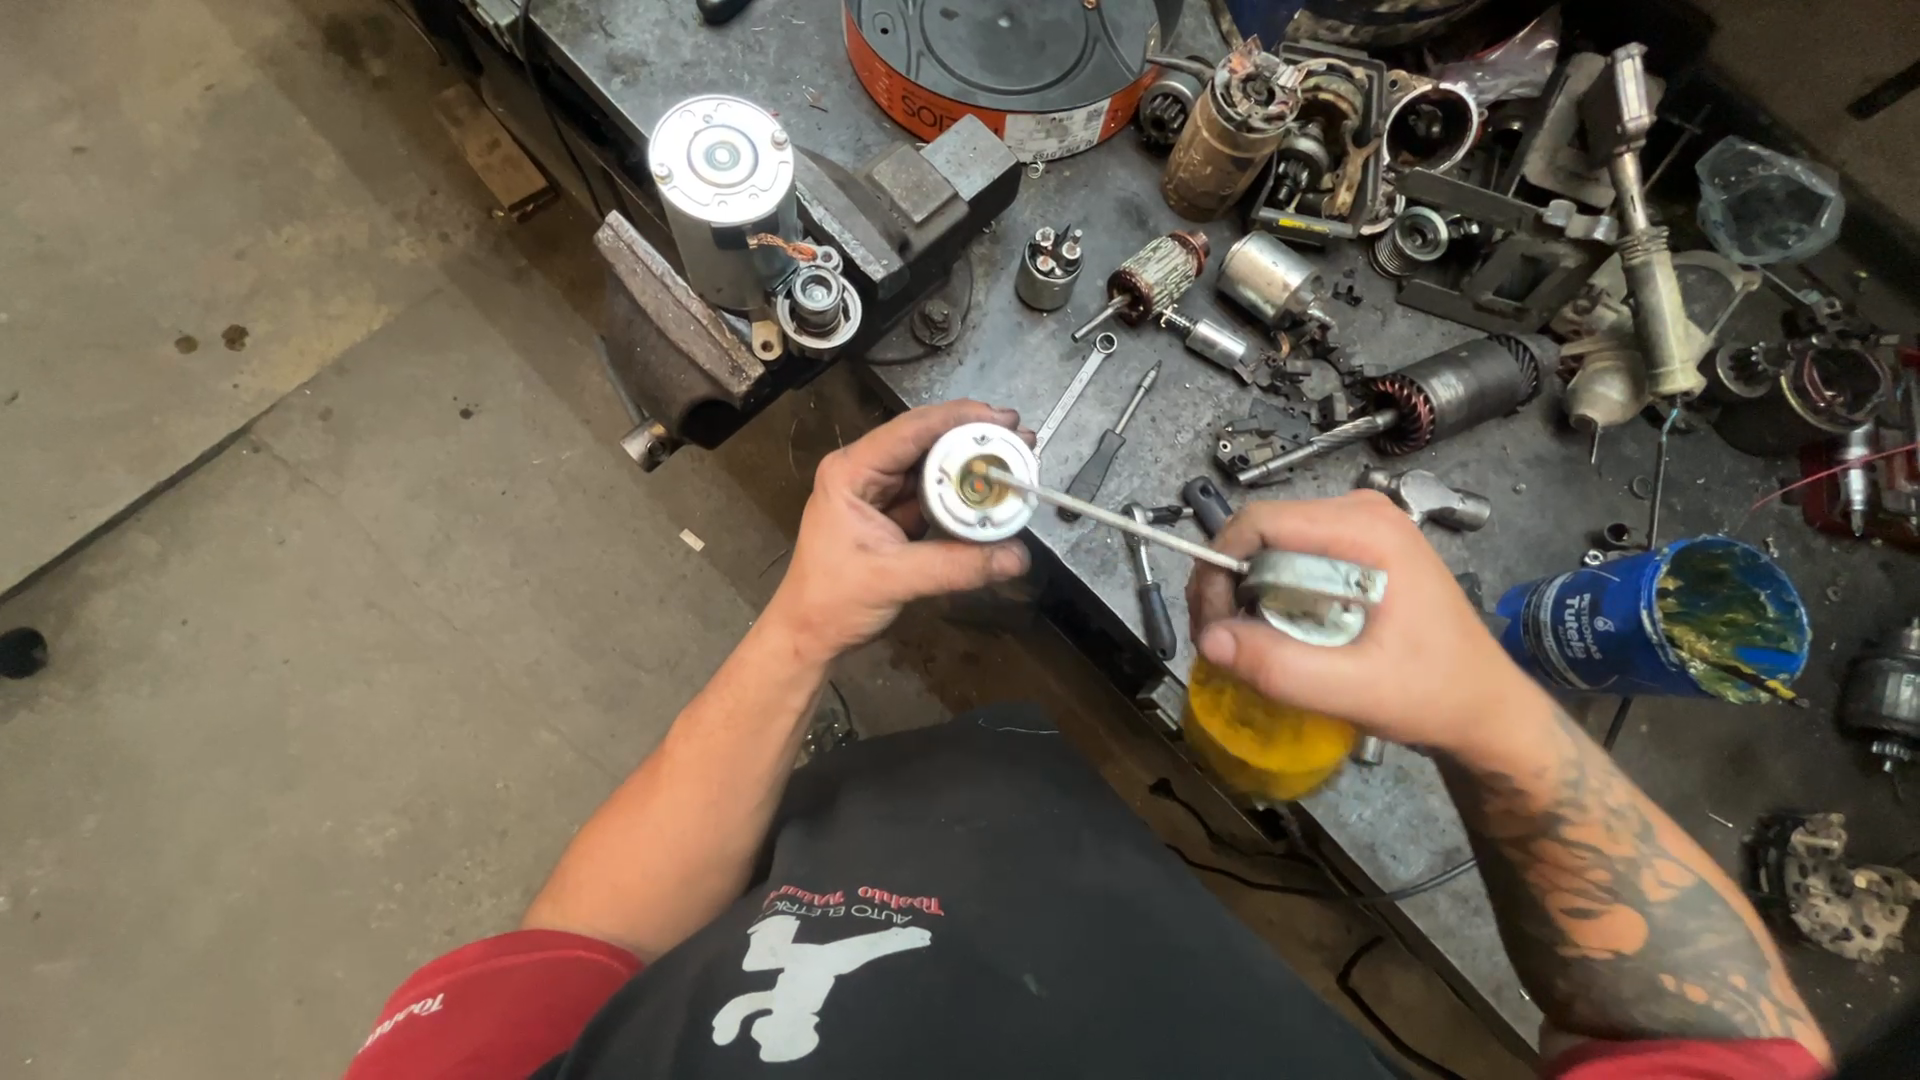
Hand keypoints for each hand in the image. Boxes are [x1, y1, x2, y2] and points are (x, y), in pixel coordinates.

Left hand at [763, 400, 1031, 663]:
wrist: (808, 635)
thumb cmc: (831, 602)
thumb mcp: (894, 579)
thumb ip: (957, 566)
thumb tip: (1017, 557)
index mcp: (850, 472)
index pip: (910, 430)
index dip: (959, 419)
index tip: (1002, 418)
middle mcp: (864, 472)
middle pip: (925, 442)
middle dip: (973, 438)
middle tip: (1019, 437)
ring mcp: (878, 494)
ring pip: (932, 468)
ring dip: (971, 465)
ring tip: (1013, 460)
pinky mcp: (891, 516)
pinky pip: (932, 496)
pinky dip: (961, 495)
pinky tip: (990, 495)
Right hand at [1185, 491, 1547, 757]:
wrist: (1484, 707)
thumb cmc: (1432, 695)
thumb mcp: (1357, 689)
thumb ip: (1282, 666)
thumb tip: (1209, 640)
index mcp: (1365, 530)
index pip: (1257, 522)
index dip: (1218, 569)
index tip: (1211, 626)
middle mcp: (1356, 513)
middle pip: (1255, 531)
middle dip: (1222, 585)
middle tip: (1215, 642)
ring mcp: (1354, 528)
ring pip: (1262, 545)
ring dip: (1236, 592)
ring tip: (1236, 642)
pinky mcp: (1349, 548)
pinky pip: (1281, 558)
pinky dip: (1259, 593)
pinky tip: (1264, 631)